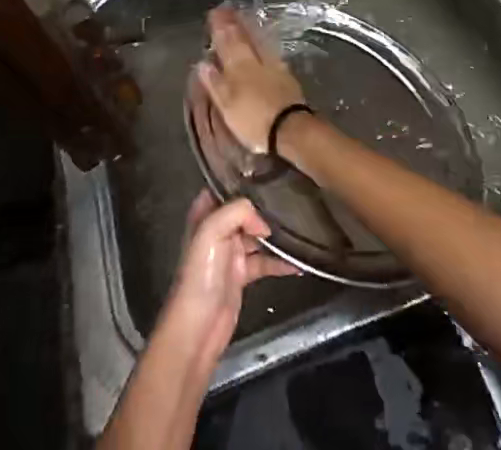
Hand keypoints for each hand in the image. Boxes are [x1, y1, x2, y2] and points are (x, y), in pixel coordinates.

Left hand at [160, 191, 298, 355]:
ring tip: (302, 229)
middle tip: (294, 200)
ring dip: (277, 235)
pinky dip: (281, 261)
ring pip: (257, 236)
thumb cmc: (200, 275)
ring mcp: (230, 253)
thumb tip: (264, 223)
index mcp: (205, 216)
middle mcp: (217, 230)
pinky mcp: (241, 275)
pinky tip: (299, 262)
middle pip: (245, 212)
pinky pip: (265, 261)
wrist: (197, 327)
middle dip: (266, 207)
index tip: (270, 174)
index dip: (243, 181)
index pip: (224, 188)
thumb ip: (238, 213)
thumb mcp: (212, 232)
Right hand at [195, 5, 306, 153]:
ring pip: (259, 41)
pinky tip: (264, 39)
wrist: (290, 129)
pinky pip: (270, 49)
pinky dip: (264, 40)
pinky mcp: (286, 75)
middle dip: (234, 23)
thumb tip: (202, 63)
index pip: (227, 42)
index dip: (220, 28)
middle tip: (228, 9)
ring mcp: (273, 66)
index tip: (215, 13)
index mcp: (238, 67)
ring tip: (244, 17)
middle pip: (244, 38)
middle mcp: (256, 61)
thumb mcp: (227, 105)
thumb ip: (215, 83)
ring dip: (250, 28)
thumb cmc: (253, 120)